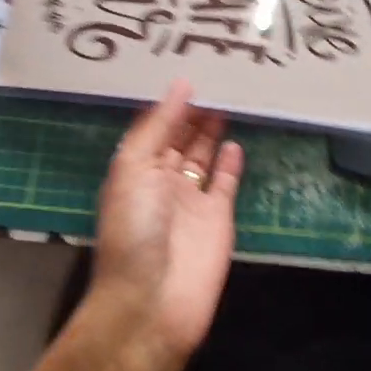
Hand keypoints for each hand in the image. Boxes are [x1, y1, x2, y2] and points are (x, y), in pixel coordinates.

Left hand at [90, 80, 243, 357]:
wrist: (152, 301)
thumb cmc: (133, 229)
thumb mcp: (134, 168)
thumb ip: (158, 126)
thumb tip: (181, 83)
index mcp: (137, 168)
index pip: (155, 127)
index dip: (170, 103)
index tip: (188, 69)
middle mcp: (163, 180)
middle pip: (180, 138)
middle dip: (194, 111)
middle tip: (216, 76)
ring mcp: (192, 200)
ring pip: (204, 155)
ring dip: (212, 131)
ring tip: (229, 98)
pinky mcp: (219, 218)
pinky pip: (226, 182)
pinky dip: (231, 162)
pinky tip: (236, 141)